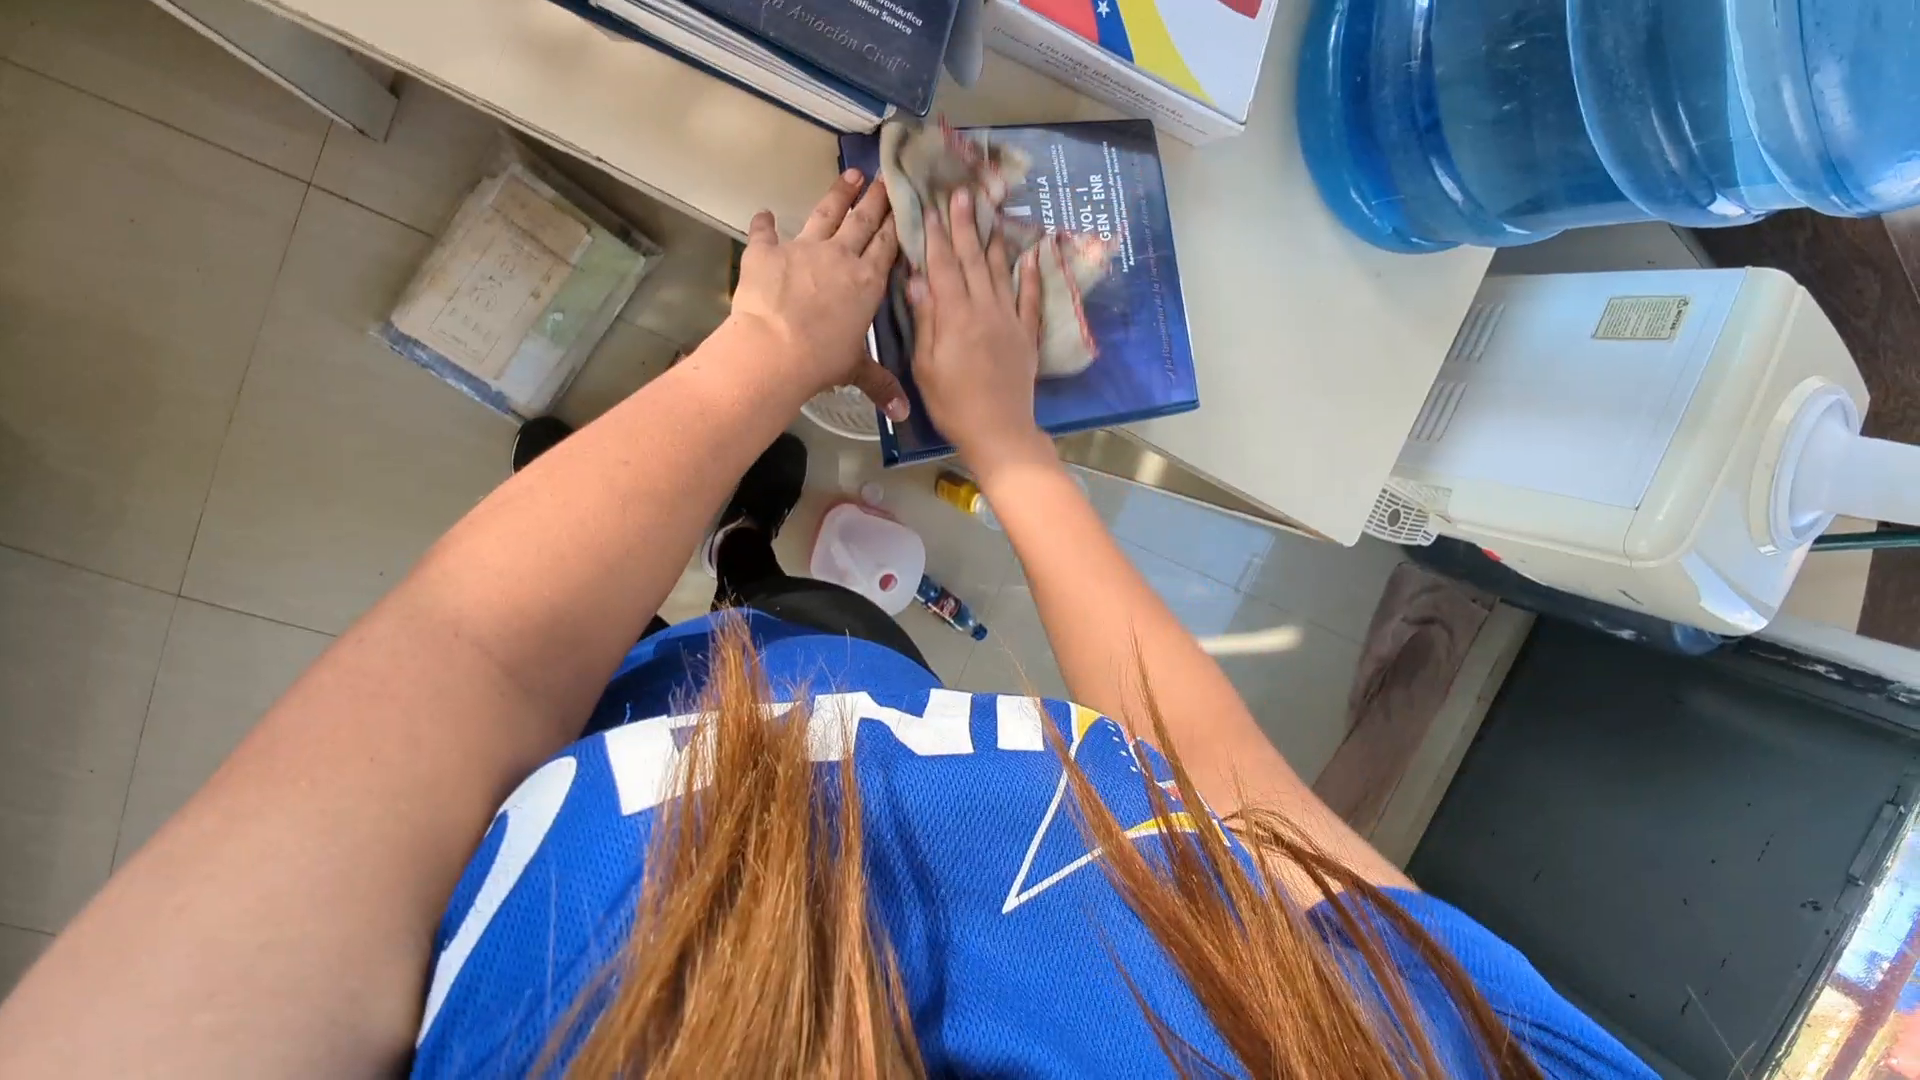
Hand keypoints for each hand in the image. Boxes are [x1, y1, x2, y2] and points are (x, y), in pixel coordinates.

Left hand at [729, 168, 908, 420]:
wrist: (775, 349)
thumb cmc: (822, 360)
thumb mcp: (855, 371)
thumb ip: (880, 385)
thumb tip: (903, 415)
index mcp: (867, 283)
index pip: (887, 246)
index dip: (896, 223)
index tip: (905, 202)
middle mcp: (840, 258)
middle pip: (862, 221)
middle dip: (875, 199)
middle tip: (885, 178)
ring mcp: (803, 249)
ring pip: (825, 214)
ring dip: (838, 194)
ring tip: (849, 174)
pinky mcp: (766, 251)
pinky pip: (765, 231)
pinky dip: (764, 222)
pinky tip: (764, 213)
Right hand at [908, 187, 1050, 472]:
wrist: (999, 431)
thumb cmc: (953, 404)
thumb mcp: (926, 366)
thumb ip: (926, 320)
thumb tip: (917, 277)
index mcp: (955, 316)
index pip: (943, 266)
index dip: (936, 236)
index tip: (931, 208)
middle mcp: (985, 309)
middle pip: (972, 261)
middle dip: (964, 226)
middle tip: (961, 195)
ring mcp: (1010, 320)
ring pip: (1000, 272)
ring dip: (993, 241)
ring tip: (990, 214)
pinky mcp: (1027, 336)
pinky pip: (1031, 299)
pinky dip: (1032, 276)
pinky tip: (1033, 255)